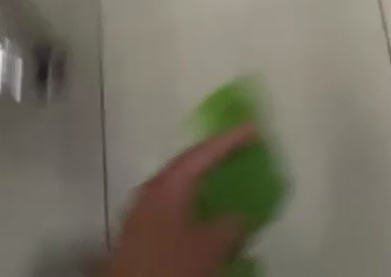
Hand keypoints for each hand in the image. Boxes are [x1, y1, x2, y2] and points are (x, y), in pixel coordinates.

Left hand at [108, 125, 257, 276]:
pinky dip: (190, 201)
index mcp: (170, 183)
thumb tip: (242, 218)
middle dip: (214, 157)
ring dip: (201, 181)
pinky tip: (201, 212)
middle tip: (238, 148)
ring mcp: (140, 211)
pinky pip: (170, 204)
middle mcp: (152, 189)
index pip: (204, 151)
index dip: (231, 139)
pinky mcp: (137, 232)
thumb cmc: (171, 264)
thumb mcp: (211, 245)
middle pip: (188, 164)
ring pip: (178, 185)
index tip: (254, 128)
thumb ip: (232, 225)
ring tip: (223, 178)